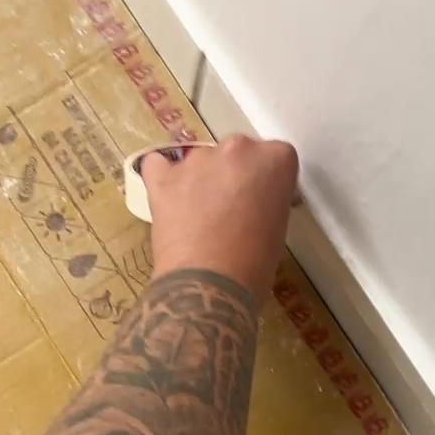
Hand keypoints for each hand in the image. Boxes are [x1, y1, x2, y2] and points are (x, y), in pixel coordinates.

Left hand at [139, 134, 297, 302]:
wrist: (210, 286)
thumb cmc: (254, 266)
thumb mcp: (277, 228)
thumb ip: (267, 201)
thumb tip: (252, 204)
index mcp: (275, 159)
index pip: (275, 159)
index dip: (267, 183)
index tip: (261, 204)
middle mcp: (238, 148)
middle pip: (238, 154)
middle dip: (234, 177)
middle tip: (230, 212)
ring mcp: (197, 159)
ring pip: (200, 160)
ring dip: (201, 180)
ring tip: (196, 218)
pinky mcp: (163, 177)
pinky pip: (158, 165)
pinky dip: (162, 177)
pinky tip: (167, 196)